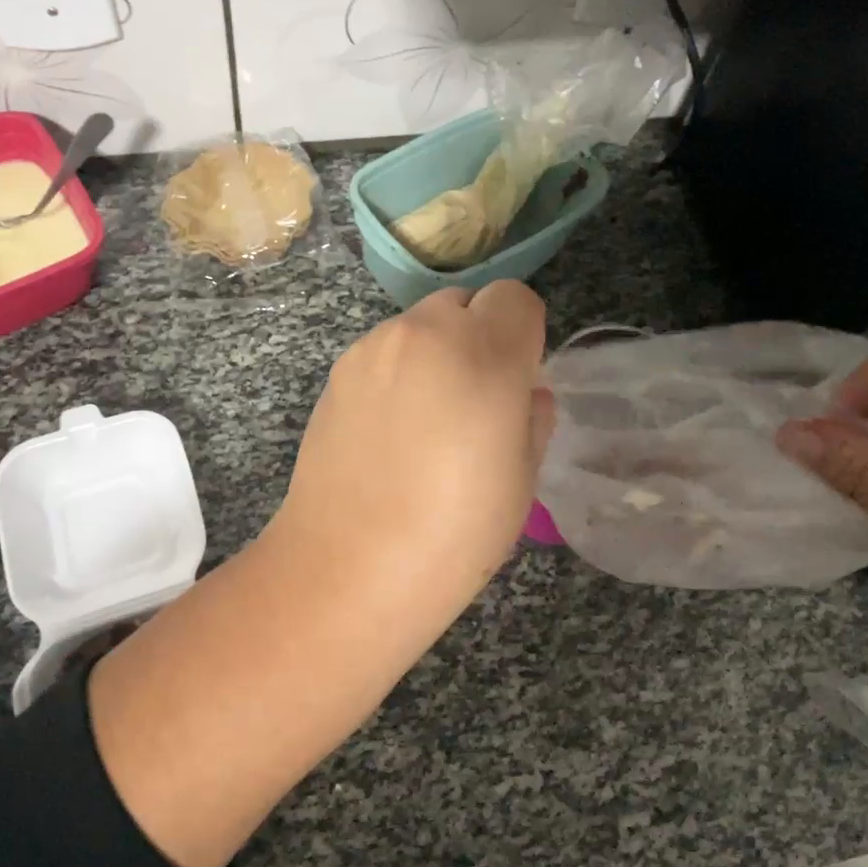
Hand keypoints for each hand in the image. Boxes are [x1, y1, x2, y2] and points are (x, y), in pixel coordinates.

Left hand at [270, 282, 553, 581]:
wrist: (348, 567)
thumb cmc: (453, 534)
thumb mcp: (521, 480)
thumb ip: (532, 418)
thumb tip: (524, 394)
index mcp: (482, 354)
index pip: (516, 299)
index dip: (523, 336)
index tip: (516, 382)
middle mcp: (423, 334)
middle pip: (464, 303)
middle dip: (477, 337)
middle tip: (472, 404)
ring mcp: (371, 350)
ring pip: (418, 327)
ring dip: (433, 355)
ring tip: (423, 426)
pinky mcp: (336, 374)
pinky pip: (382, 354)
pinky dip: (396, 375)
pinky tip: (386, 435)